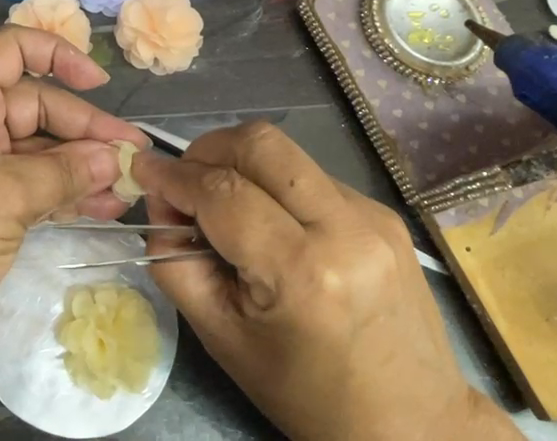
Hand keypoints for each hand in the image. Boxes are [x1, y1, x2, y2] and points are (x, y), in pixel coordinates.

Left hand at [0, 26, 150, 353]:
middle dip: (86, 128)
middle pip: (37, 104)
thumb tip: (113, 158)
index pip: (11, 49)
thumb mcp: (7, 196)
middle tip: (135, 155)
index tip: (97, 83)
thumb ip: (65, 172)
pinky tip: (106, 206)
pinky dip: (68, 191)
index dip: (56, 55)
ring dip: (84, 164)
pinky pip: (35, 181)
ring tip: (129, 186)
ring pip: (41, 147)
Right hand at [133, 123, 517, 440]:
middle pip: (260, 144)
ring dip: (240, 164)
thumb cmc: (307, 395)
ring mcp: (372, 216)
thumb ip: (176, 262)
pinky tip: (271, 225)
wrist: (414, 425)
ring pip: (285, 154)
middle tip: (185, 181)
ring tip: (223, 204)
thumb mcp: (222, 339)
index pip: (222, 192)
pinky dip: (274, 186)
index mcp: (302, 273)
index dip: (173, 176)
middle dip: (208, 150)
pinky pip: (311, 176)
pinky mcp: (384, 214)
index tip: (142, 172)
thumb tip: (161, 201)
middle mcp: (345, 229)